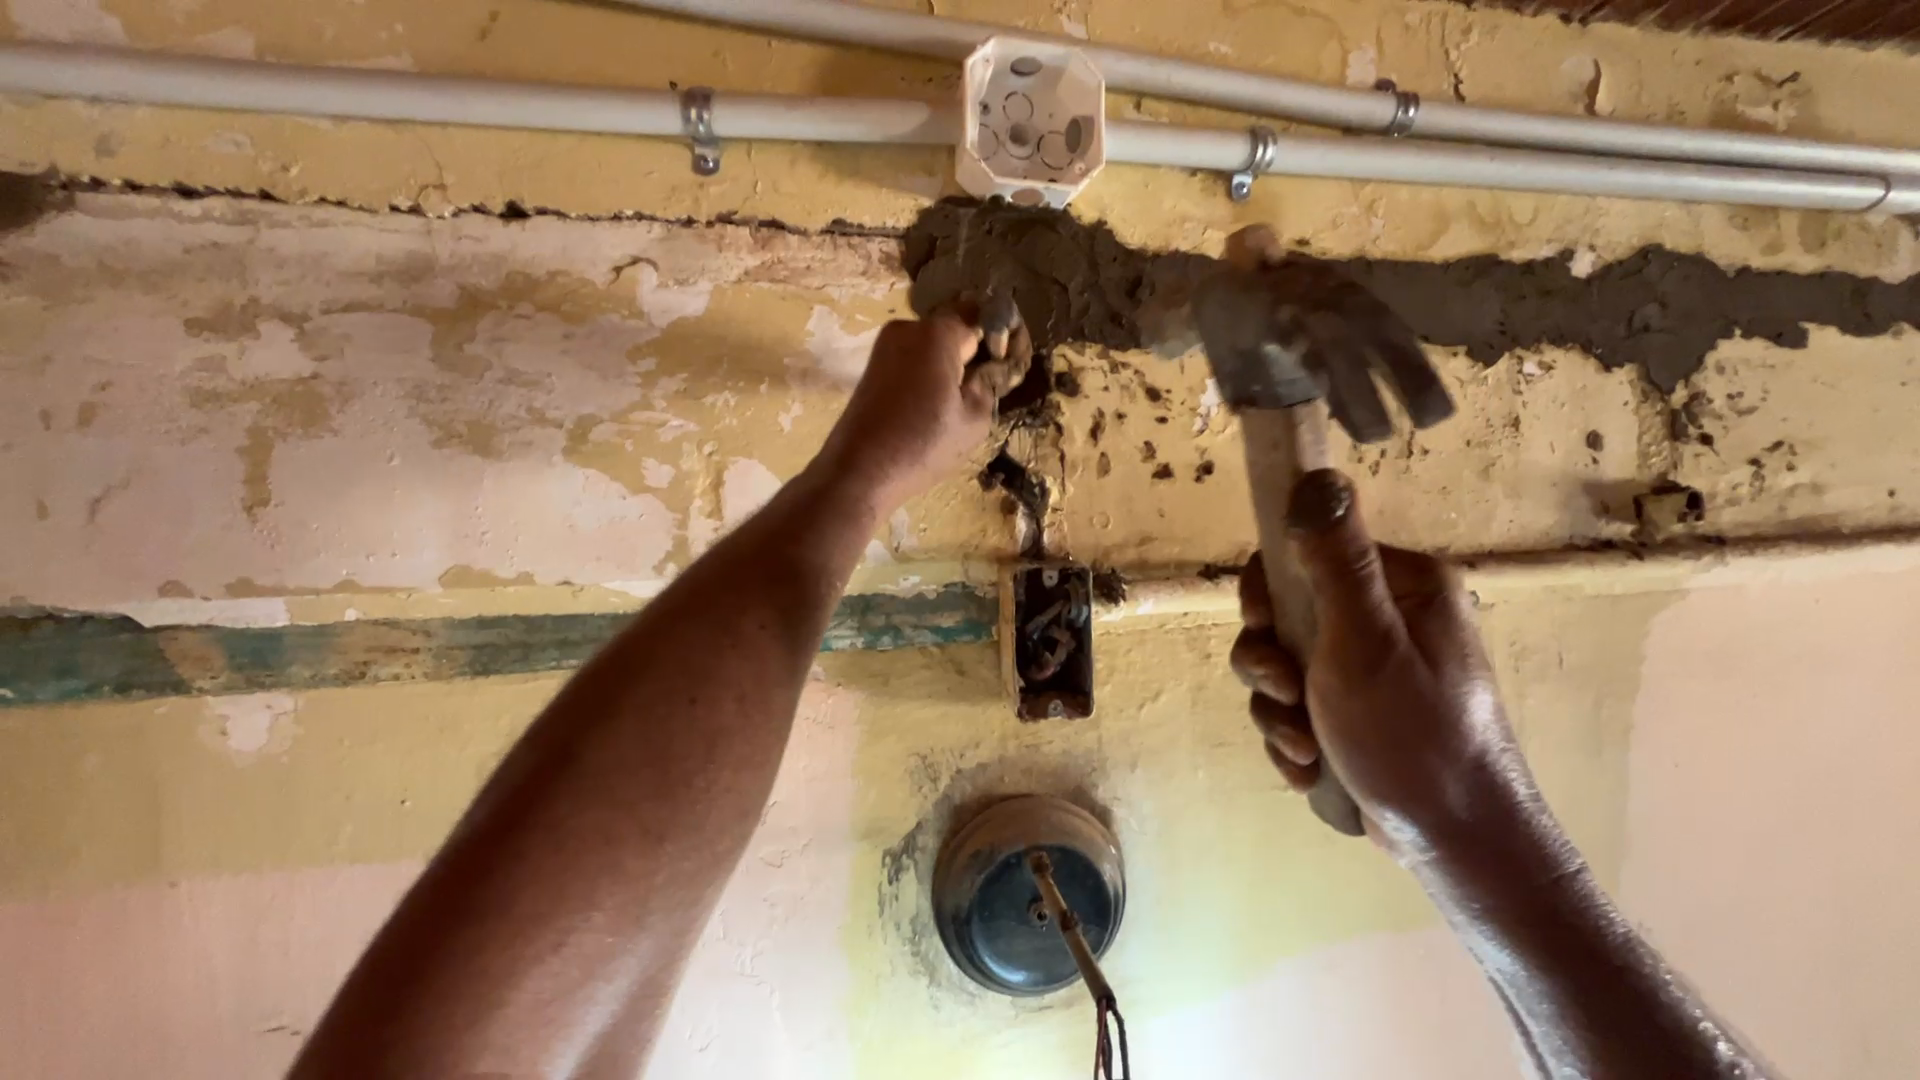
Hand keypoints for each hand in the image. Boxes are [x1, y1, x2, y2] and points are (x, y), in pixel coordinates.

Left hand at [813, 310, 1029, 508]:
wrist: (859, 471)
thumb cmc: (921, 445)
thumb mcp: (974, 420)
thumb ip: (988, 386)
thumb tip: (985, 372)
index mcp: (937, 333)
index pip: (982, 316)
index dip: (1001, 337)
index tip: (1008, 365)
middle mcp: (908, 328)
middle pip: (955, 329)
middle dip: (973, 352)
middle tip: (987, 386)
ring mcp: (886, 345)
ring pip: (933, 346)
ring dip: (949, 365)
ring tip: (959, 401)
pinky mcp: (874, 366)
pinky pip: (913, 360)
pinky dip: (928, 374)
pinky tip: (933, 404)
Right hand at [1229, 469, 1536, 859]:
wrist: (1456, 845)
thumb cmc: (1413, 737)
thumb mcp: (1364, 644)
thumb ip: (1334, 562)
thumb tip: (1315, 476)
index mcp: (1400, 584)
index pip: (1301, 554)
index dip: (1267, 595)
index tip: (1264, 632)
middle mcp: (1387, 615)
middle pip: (1283, 616)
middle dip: (1270, 668)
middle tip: (1286, 700)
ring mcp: (1371, 666)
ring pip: (1282, 668)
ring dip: (1279, 713)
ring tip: (1306, 750)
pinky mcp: (1357, 710)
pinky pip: (1296, 707)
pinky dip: (1294, 738)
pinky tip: (1313, 767)